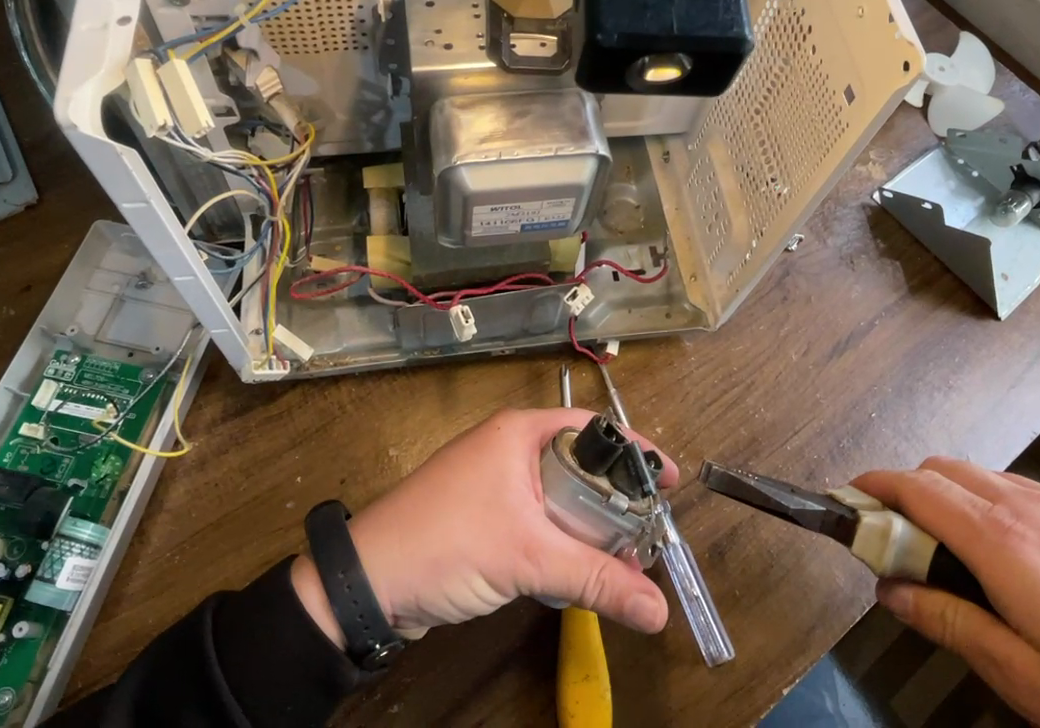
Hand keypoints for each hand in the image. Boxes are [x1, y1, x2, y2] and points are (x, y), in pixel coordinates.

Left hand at [291, 408, 676, 644]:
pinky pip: (540, 521)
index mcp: (520, 434)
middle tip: (652, 532)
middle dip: (618, 501)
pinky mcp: (486, 517)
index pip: (594, 430)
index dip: (635, 453)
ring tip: (628, 560)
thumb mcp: (527, 558)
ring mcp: (496, 483)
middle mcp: (510, 449)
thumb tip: (659, 611)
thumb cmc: (447, 543)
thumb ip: (596, 579)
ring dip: (593, 528)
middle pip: (582, 466)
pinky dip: (564, 542)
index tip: (670, 483)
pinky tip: (584, 573)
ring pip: (562, 499)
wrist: (369, 582)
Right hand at [852, 458, 1039, 727]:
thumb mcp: (1030, 683)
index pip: (918, 488)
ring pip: (993, 480)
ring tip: (964, 562)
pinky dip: (1006, 510)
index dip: (874, 487)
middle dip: (911, 494)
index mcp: (1009, 546)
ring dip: (958, 502)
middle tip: (902, 547)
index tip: (852, 501)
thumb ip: (950, 624)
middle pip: (948, 470)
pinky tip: (1029, 566)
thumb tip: (892, 592)